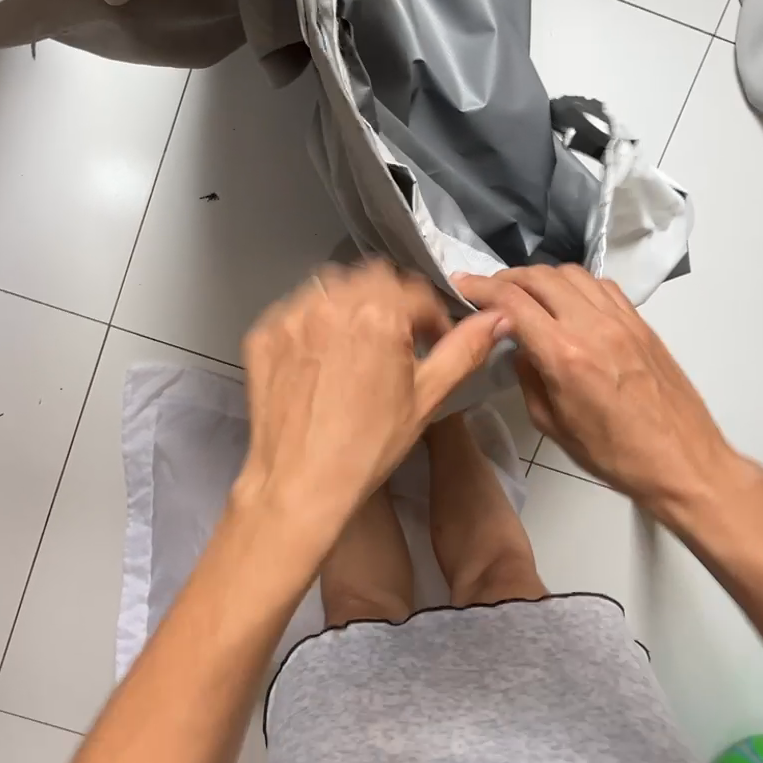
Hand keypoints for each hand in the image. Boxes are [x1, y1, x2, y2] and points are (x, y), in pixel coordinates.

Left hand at [235, 261, 507, 542]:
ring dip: (351, 303)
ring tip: (357, 344)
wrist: (298, 484)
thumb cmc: (367, 448)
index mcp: (379, 314)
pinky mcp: (264, 333)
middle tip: (395, 339)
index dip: (432, 316)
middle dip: (391, 301)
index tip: (431, 341)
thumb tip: (498, 319)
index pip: (416, 292)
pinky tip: (321, 356)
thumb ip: (464, 350)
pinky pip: (296, 309)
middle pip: (372, 278)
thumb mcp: (426, 399)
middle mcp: (332, 304)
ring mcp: (292, 316)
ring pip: (331, 286)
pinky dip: (314, 321)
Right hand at [454, 266, 747, 524]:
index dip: (480, 286)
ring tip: (528, 294)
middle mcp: (592, 326)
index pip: (511, 301)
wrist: (684, 463)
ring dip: (541, 277)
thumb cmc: (612, 455)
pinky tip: (568, 303)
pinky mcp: (641, 323)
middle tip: (490, 291)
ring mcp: (621, 320)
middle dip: (507, 278)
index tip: (461, 283)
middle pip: (539, 276)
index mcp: (564, 355)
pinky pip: (601, 286)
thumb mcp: (551, 424)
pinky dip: (575, 285)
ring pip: (571, 273)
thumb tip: (520, 346)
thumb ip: (528, 376)